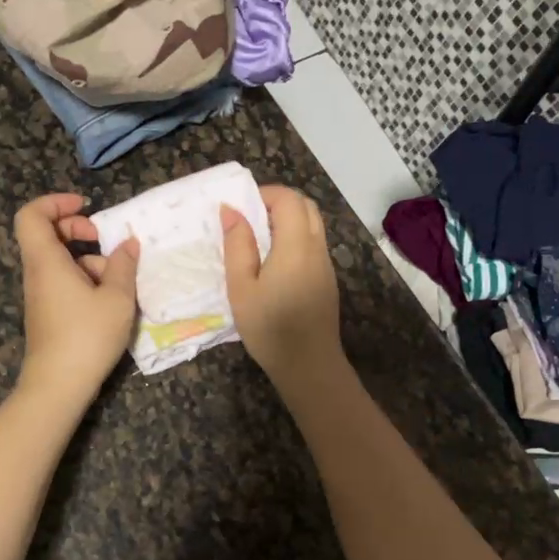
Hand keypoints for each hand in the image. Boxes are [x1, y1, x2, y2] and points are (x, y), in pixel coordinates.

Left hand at [12, 193, 139, 406]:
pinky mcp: (49, 313)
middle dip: (77, 229)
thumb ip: (124, 266)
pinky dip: (86, 280)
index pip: (32, 215)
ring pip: (60, 261)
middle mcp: (38, 273)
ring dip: (89, 260)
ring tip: (118, 279)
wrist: (58, 385)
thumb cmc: (87, 336)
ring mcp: (41, 294)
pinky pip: (64, 282)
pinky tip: (112, 300)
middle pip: (46, 234)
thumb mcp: (118, 298)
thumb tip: (128, 244)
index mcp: (46, 261)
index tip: (86, 208)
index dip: (56, 202)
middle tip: (102, 238)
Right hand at [222, 185, 343, 382]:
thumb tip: (231, 210)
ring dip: (288, 220)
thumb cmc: (269, 328)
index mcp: (296, 246)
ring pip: (313, 225)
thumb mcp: (241, 287)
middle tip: (249, 218)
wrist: (309, 365)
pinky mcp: (327, 280)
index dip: (265, 194)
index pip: (289, 199)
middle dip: (278, 202)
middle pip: (306, 206)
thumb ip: (237, 245)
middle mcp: (317, 248)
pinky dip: (295, 238)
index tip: (241, 206)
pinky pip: (314, 244)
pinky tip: (273, 262)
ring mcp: (326, 264)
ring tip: (257, 240)